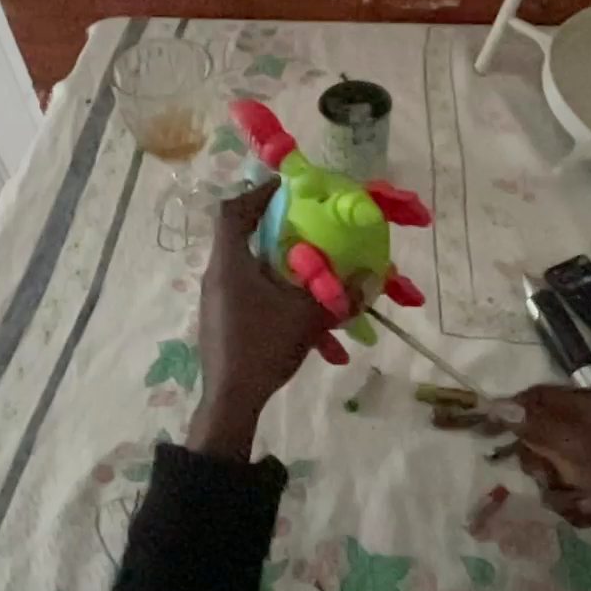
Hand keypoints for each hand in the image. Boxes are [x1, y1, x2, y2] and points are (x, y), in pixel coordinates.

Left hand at [188, 181, 344, 459]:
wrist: (231, 400)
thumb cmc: (263, 348)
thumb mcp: (308, 318)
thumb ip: (340, 295)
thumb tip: (373, 278)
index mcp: (230, 264)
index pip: (232, 211)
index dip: (257, 194)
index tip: (285, 189)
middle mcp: (217, 276)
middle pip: (243, 238)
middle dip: (278, 232)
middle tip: (308, 229)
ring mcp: (217, 300)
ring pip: (251, 272)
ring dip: (282, 272)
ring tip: (314, 281)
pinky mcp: (222, 322)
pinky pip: (251, 297)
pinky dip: (277, 300)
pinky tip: (305, 326)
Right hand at [511, 386, 590, 590]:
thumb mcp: (581, 449)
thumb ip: (537, 427)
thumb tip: (495, 404)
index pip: (538, 397)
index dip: (512, 412)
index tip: (486, 431)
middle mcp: (589, 429)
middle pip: (536, 436)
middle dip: (540, 461)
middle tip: (552, 473)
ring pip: (546, 470)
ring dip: (558, 489)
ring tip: (582, 499)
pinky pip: (561, 493)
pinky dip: (572, 506)